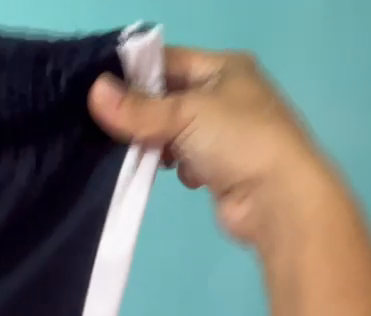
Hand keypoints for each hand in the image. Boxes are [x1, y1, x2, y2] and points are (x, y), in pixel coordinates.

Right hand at [88, 47, 341, 247]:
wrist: (277, 199)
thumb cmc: (238, 140)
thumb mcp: (185, 114)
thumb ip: (139, 109)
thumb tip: (94, 92)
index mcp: (225, 68)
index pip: (169, 61)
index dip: (135, 74)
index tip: (101, 93)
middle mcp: (226, 96)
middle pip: (169, 100)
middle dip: (143, 115)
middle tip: (111, 129)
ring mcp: (224, 135)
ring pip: (174, 133)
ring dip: (158, 145)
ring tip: (139, 154)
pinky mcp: (220, 169)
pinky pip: (185, 161)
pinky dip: (177, 167)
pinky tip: (177, 175)